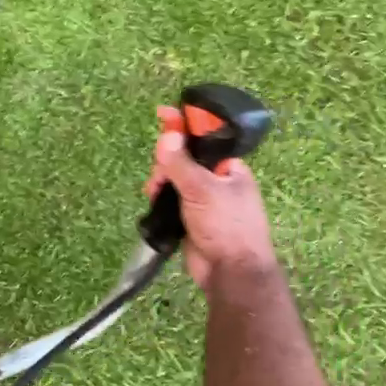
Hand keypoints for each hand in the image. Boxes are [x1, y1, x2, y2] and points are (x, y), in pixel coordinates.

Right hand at [144, 105, 274, 290]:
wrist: (231, 272)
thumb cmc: (226, 225)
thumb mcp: (201, 189)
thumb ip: (181, 162)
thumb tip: (168, 135)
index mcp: (230, 169)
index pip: (205, 138)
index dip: (184, 125)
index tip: (163, 113)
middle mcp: (218, 181)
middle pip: (184, 157)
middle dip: (166, 161)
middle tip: (159, 175)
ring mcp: (205, 200)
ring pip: (175, 178)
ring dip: (161, 180)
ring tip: (155, 192)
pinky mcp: (192, 217)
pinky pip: (172, 197)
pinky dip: (161, 197)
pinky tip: (154, 201)